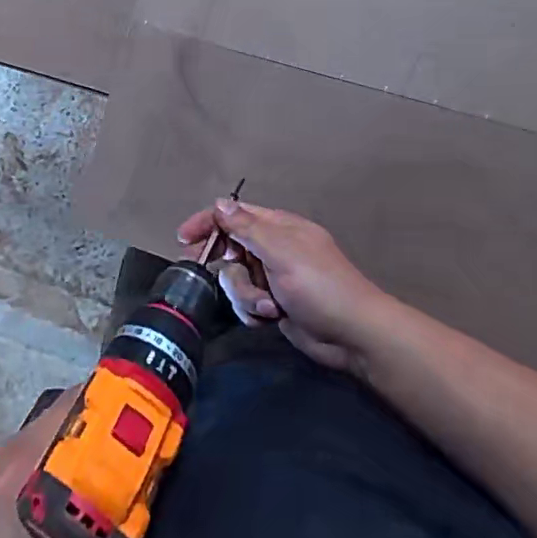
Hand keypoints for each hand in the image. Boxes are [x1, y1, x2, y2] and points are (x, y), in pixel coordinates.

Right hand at [177, 200, 395, 371]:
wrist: (352, 334)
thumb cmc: (318, 285)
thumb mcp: (280, 251)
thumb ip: (247, 227)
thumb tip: (219, 203)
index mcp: (278, 227)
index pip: (234, 214)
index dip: (208, 222)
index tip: (184, 238)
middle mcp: (274, 248)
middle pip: (230, 250)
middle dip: (229, 268)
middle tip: (216, 275)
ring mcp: (274, 277)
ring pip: (236, 280)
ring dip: (246, 295)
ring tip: (268, 306)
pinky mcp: (274, 304)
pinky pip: (247, 302)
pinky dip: (254, 310)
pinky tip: (271, 318)